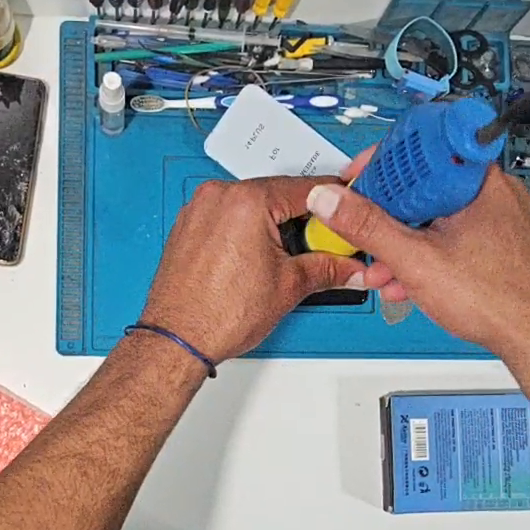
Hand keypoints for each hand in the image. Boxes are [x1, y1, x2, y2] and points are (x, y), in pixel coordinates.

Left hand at [139, 177, 367, 361]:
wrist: (177, 340)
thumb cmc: (219, 316)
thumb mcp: (289, 287)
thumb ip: (328, 269)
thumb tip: (351, 267)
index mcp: (247, 201)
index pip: (306, 189)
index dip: (335, 202)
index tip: (348, 210)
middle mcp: (217, 197)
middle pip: (276, 195)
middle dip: (302, 219)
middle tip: (322, 244)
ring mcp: (198, 210)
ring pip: (249, 206)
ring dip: (272, 225)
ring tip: (285, 258)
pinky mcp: (186, 227)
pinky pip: (226, 218)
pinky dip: (245, 231)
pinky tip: (255, 259)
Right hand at [306, 151, 529, 358]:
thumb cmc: (498, 299)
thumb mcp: (415, 260)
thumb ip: (368, 227)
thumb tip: (332, 201)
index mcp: (477, 180)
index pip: (419, 151)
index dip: (381, 166)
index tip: (357, 182)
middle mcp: (492, 192)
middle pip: (423, 187)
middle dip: (386, 216)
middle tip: (362, 231)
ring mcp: (497, 218)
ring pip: (435, 217)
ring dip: (401, 242)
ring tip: (381, 269)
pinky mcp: (497, 242)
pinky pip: (451, 236)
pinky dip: (425, 254)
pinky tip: (407, 281)